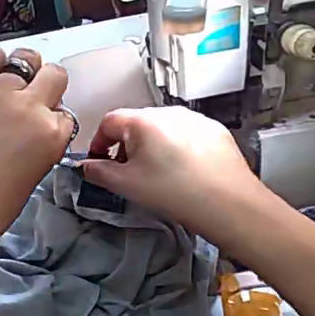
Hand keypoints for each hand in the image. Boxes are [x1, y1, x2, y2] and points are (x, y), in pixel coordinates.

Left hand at [0, 47, 71, 270]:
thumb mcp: (35, 173)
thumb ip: (43, 144)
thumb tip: (39, 127)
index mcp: (53, 135)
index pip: (66, 114)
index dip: (55, 118)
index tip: (44, 126)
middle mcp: (31, 108)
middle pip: (54, 76)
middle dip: (50, 85)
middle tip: (35, 99)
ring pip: (24, 61)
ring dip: (24, 69)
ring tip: (15, 82)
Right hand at [79, 106, 277, 241]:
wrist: (228, 203)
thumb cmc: (175, 192)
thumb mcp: (126, 185)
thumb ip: (98, 172)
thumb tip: (86, 166)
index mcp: (142, 121)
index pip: (108, 122)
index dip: (98, 142)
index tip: (99, 162)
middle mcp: (168, 112)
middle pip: (135, 123)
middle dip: (125, 145)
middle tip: (127, 173)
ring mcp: (194, 119)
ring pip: (161, 128)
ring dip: (152, 146)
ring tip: (157, 174)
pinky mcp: (214, 130)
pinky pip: (185, 134)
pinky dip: (176, 148)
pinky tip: (182, 172)